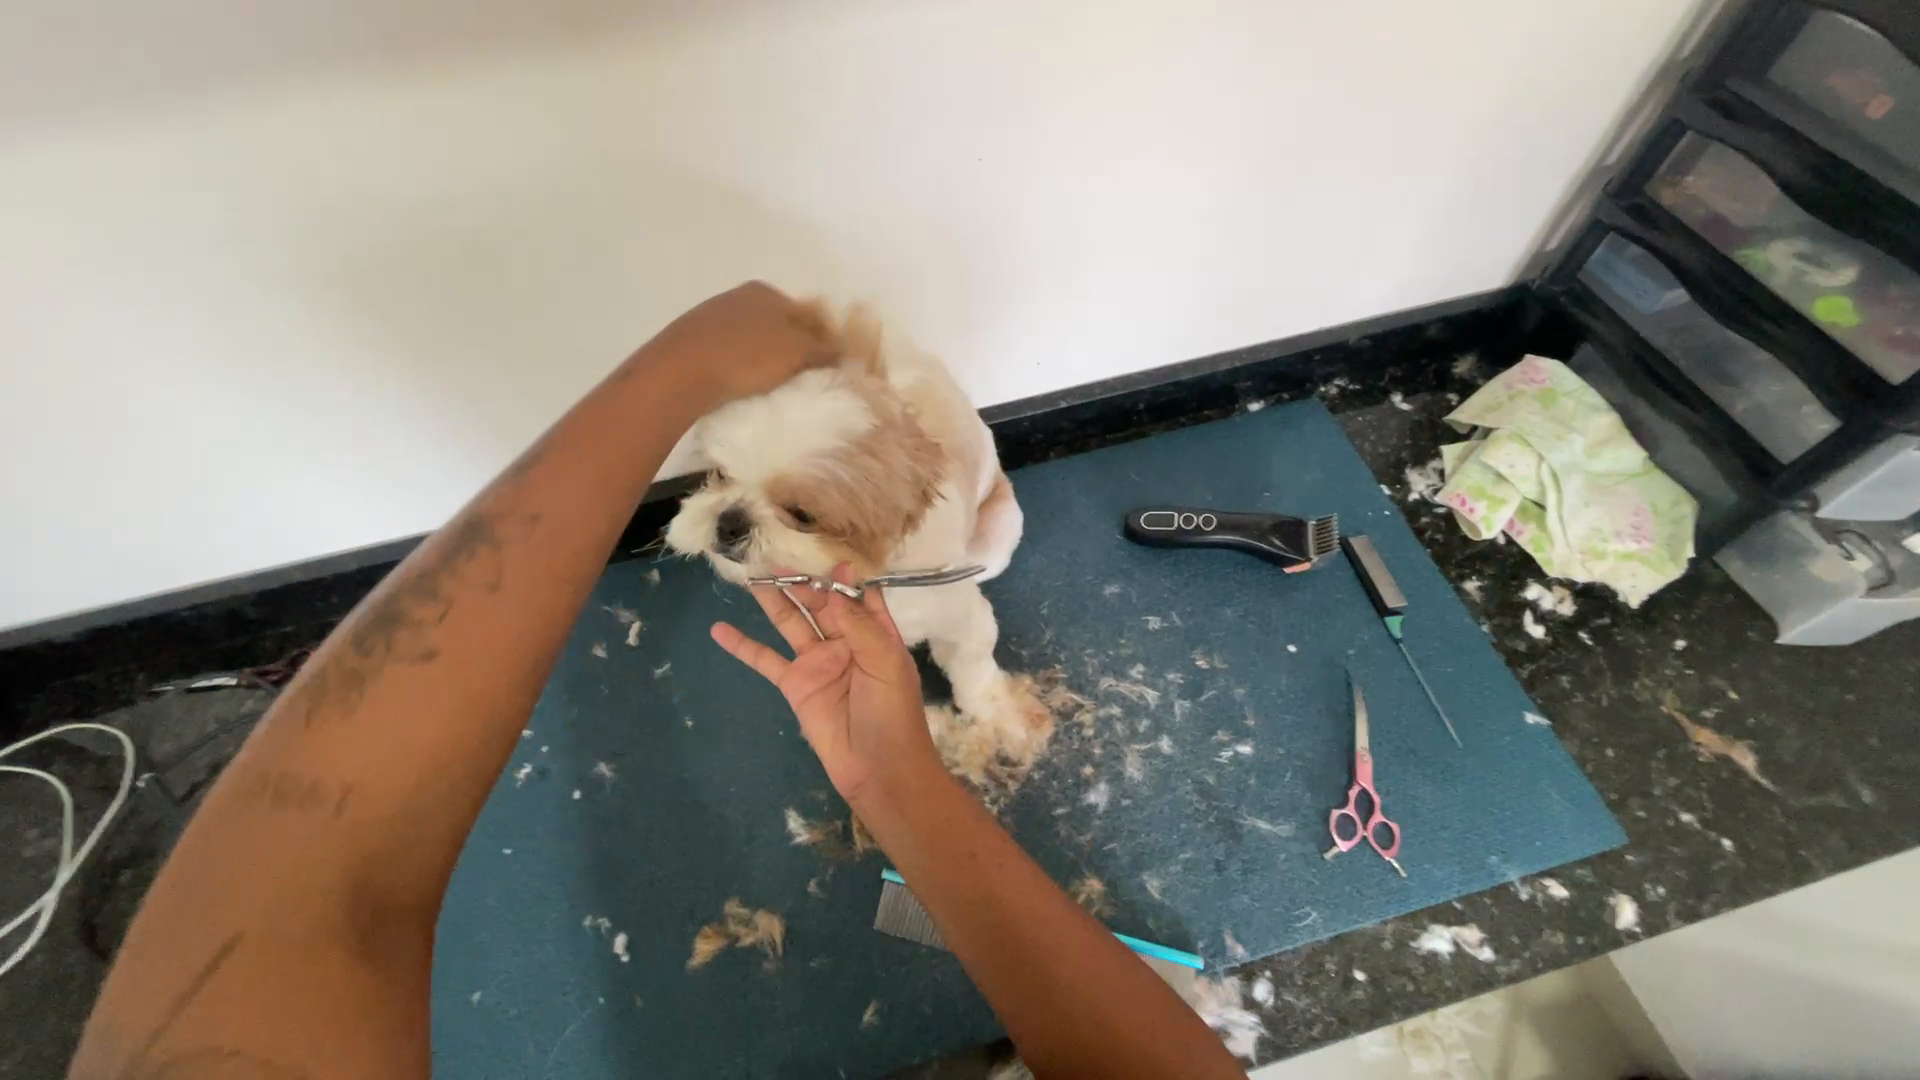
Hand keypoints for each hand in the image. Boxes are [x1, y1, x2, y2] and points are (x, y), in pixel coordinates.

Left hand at [636, 282, 839, 404]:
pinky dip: (743, 364)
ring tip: (774, 385)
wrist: (682, 371)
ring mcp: (715, 316)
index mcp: (767, 292)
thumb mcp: (796, 351)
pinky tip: (743, 383)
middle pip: (781, 325)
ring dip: (768, 358)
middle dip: (795, 348)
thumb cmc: (747, 356)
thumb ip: (823, 349)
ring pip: (756, 338)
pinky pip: (732, 351)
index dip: (823, 340)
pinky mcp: (696, 339)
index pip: (809, 315)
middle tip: (804, 379)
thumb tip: (843, 352)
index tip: (828, 367)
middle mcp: (740, 296)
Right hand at [710, 564, 943, 804]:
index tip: (820, 549)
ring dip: (773, 600)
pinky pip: (765, 660)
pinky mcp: (795, 685)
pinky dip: (743, 646)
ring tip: (751, 575)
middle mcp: (845, 642)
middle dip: (800, 580)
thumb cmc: (892, 713)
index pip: (857, 594)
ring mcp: (817, 662)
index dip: (840, 574)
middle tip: (774, 556)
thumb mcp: (885, 662)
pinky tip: (720, 629)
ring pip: (791, 622)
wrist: (879, 769)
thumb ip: (858, 623)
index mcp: (874, 633)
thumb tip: (837, 581)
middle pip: (819, 603)